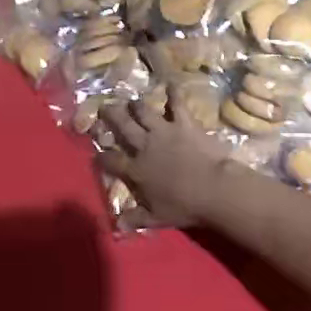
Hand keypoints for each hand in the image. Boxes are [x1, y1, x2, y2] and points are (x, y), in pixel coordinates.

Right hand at [97, 100, 232, 227]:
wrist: (213, 188)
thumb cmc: (184, 206)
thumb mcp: (156, 218)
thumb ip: (135, 219)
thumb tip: (117, 226)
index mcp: (135, 170)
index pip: (111, 160)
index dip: (102, 156)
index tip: (96, 153)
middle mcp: (144, 146)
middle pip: (123, 127)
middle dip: (111, 116)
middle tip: (104, 107)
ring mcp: (164, 131)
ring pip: (144, 112)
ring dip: (136, 105)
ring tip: (131, 101)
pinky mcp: (184, 123)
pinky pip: (177, 104)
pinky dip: (174, 93)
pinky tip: (171, 83)